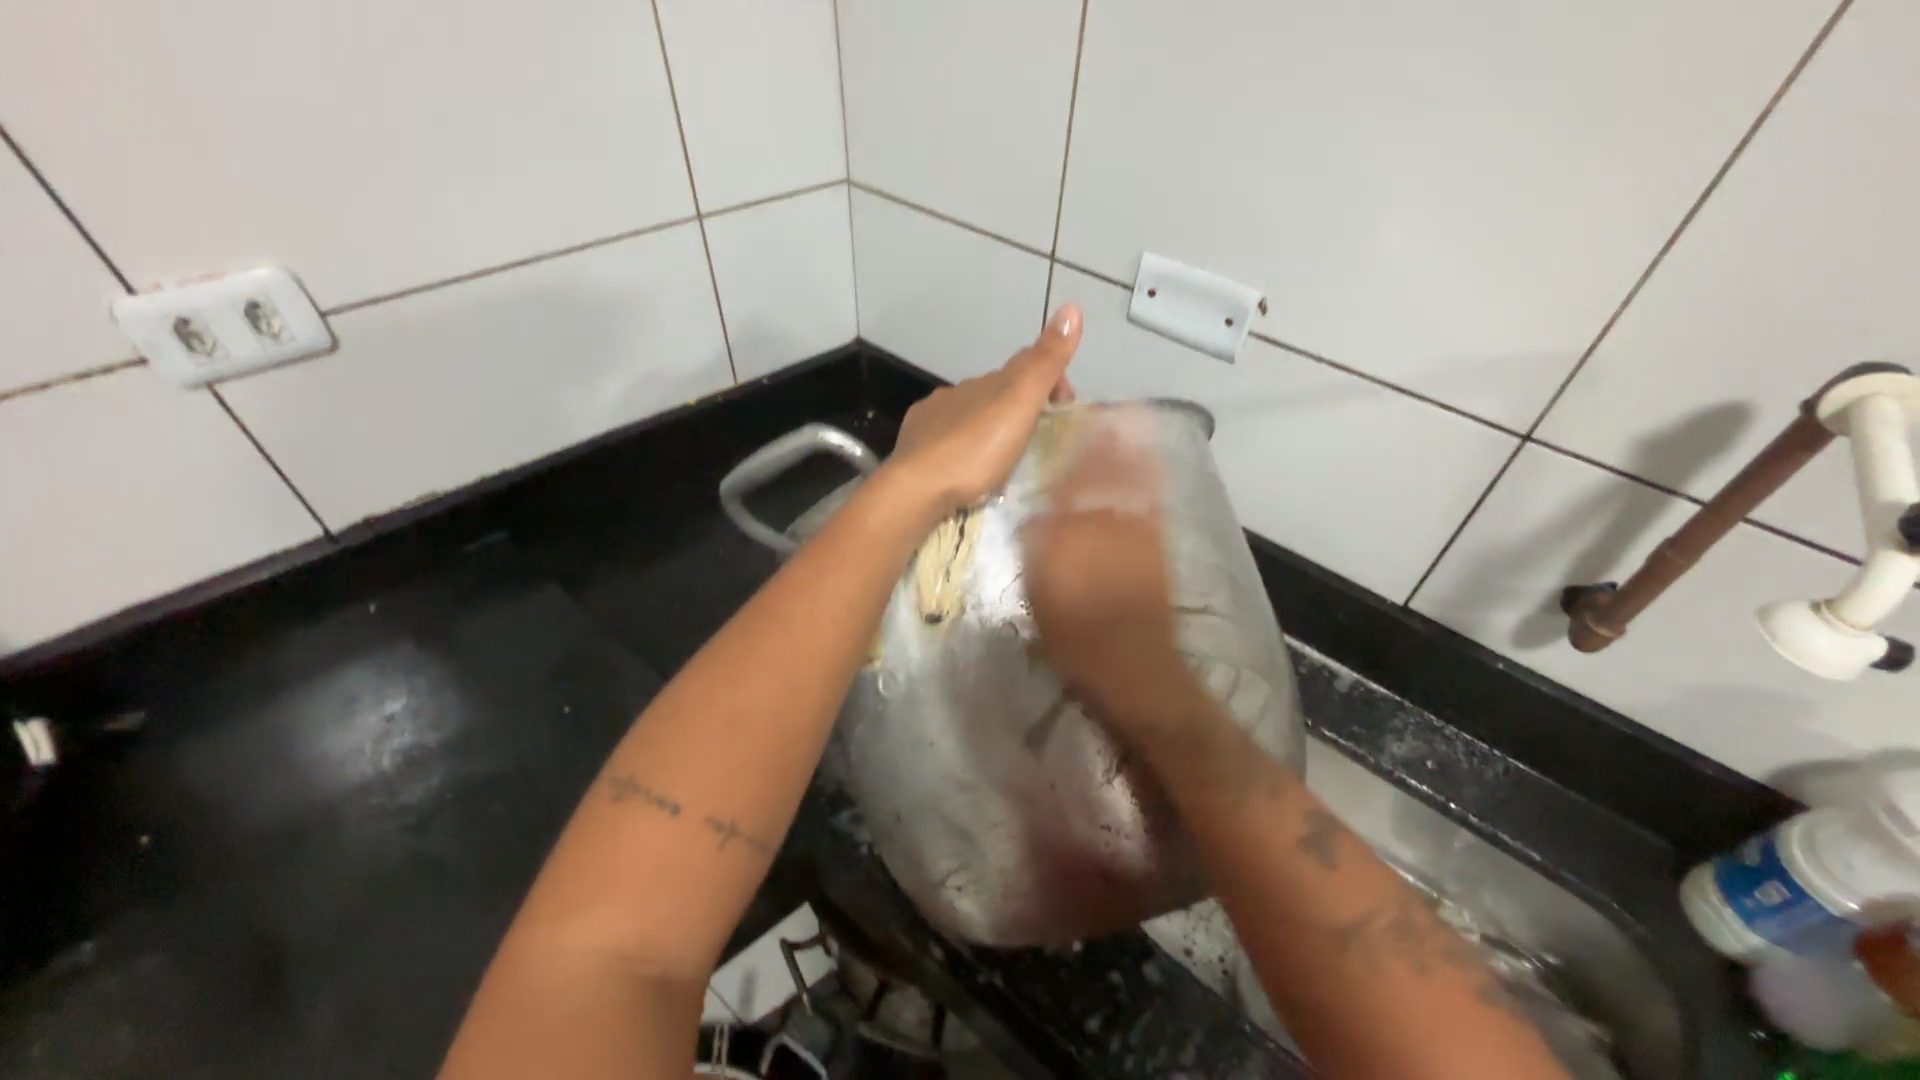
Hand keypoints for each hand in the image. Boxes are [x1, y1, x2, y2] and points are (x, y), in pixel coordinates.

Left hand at [884, 305, 1081, 517]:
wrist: (917, 487)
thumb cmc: (976, 449)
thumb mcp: (1019, 403)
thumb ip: (1045, 362)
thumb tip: (1072, 308)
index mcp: (988, 382)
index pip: (1026, 363)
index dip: (1052, 378)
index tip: (1065, 407)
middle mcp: (959, 392)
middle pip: (997, 391)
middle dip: (1020, 406)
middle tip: (1038, 439)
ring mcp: (934, 417)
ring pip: (971, 414)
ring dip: (990, 427)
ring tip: (1004, 458)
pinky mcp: (917, 444)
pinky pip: (947, 437)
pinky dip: (963, 444)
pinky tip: (966, 465)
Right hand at [1023, 407, 1194, 736]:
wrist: (1132, 664)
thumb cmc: (1075, 634)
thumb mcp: (1039, 593)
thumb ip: (1036, 548)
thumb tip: (1034, 516)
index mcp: (1069, 531)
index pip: (1066, 480)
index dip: (1070, 451)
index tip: (1070, 425)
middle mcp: (1104, 521)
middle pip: (1103, 472)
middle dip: (1105, 441)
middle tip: (1106, 411)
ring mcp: (1137, 531)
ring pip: (1133, 480)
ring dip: (1133, 449)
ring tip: (1133, 419)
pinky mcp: (1159, 546)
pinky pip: (1156, 500)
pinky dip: (1155, 477)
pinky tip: (1154, 463)